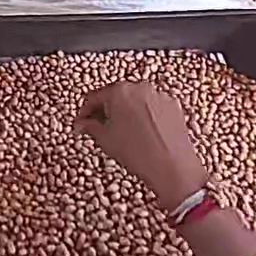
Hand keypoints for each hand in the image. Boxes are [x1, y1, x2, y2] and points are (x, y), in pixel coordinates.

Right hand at [75, 81, 207, 210]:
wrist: (172, 167)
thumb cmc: (139, 154)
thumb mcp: (105, 139)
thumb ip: (89, 126)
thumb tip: (83, 124)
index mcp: (119, 91)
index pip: (94, 97)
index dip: (85, 112)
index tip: (82, 122)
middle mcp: (140, 88)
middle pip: (115, 96)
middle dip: (106, 111)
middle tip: (99, 128)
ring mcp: (158, 96)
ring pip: (135, 100)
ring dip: (125, 113)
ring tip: (121, 134)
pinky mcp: (172, 106)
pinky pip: (151, 107)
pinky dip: (143, 116)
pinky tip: (140, 133)